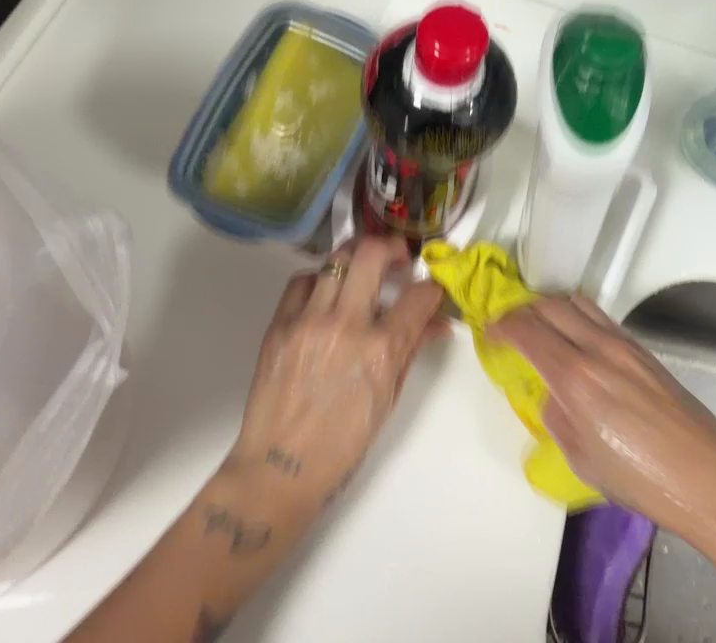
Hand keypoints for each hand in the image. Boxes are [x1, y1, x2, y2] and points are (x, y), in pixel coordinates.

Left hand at [225, 236, 447, 507]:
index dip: (433, 288)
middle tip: (400, 260)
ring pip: (336, 258)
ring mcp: (308, 321)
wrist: (281, 467)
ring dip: (358, 257)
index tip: (432, 289)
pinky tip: (328, 294)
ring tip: (364, 270)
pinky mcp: (279, 324)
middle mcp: (345, 325)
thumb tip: (436, 323)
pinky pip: (303, 281)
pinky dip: (321, 279)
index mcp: (381, 350)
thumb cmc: (344, 442)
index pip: (419, 296)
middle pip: (372, 254)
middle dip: (394, 248)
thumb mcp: (389, 397)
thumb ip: (411, 350)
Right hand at [487, 295, 715, 549]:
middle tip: (509, 329)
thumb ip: (558, 416)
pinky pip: (600, 318)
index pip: (528, 330)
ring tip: (539, 328)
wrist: (706, 476)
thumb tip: (555, 394)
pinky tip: (575, 340)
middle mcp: (599, 348)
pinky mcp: (643, 350)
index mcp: (576, 376)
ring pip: (578, 303)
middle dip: (523, 312)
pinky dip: (577, 317)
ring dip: (551, 308)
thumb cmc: (639, 479)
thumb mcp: (580, 457)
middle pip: (551, 306)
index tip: (489, 333)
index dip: (502, 326)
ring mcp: (625, 344)